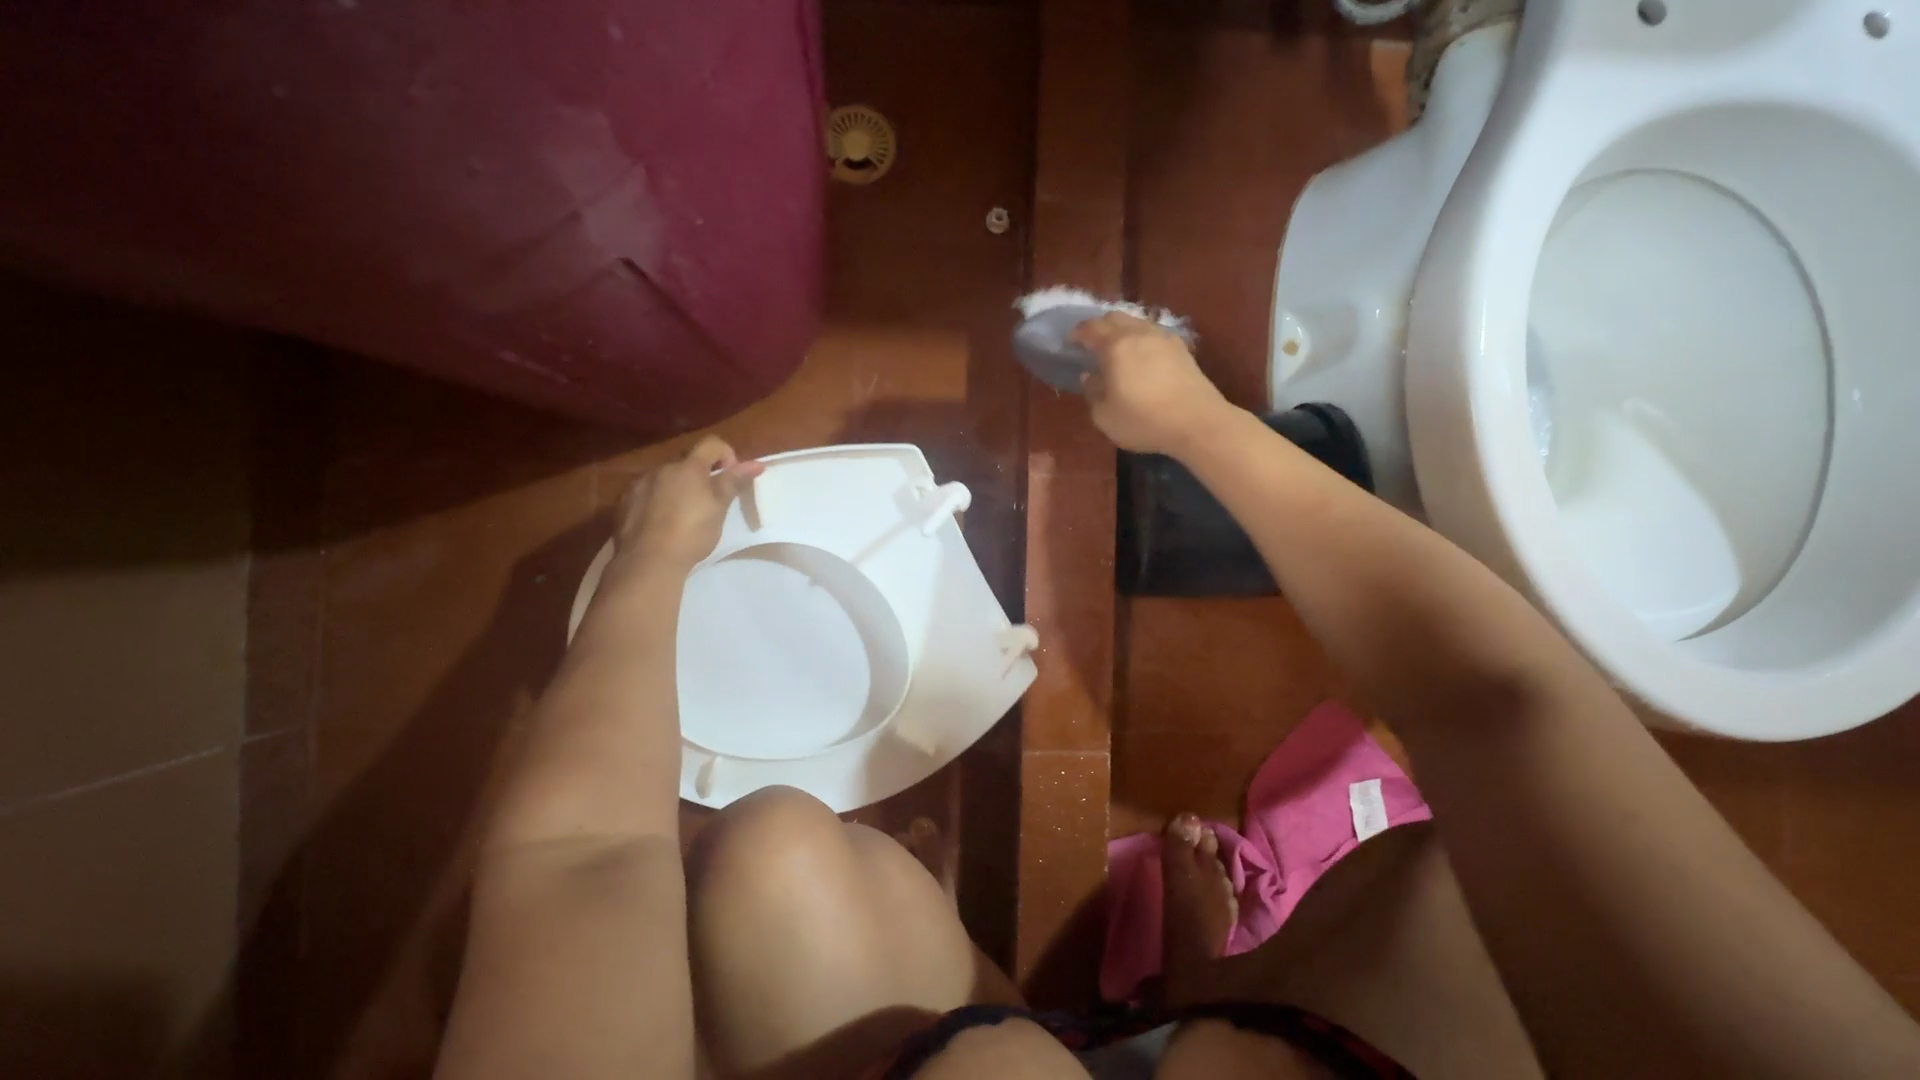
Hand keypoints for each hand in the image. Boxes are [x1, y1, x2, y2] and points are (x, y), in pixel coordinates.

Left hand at [613, 436, 763, 572]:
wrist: (648, 561)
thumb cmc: (692, 533)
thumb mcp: (719, 509)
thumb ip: (733, 482)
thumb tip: (756, 463)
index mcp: (688, 467)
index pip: (711, 444)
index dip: (726, 454)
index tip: (730, 478)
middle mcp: (661, 469)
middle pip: (685, 461)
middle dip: (699, 475)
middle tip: (707, 502)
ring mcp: (638, 484)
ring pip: (663, 478)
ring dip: (675, 488)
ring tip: (680, 516)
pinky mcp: (623, 503)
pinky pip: (644, 493)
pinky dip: (654, 501)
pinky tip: (658, 524)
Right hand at [1072, 313, 1231, 455]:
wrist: (1197, 422)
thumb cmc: (1144, 421)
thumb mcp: (1106, 416)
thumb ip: (1093, 393)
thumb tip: (1090, 376)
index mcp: (1115, 346)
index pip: (1091, 328)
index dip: (1077, 333)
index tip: (1070, 342)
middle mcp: (1139, 334)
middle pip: (1115, 318)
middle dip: (1100, 327)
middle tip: (1092, 344)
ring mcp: (1164, 338)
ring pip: (1137, 324)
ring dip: (1123, 332)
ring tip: (1118, 351)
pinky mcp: (1182, 349)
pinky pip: (1155, 335)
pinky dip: (1142, 340)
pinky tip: (1143, 358)